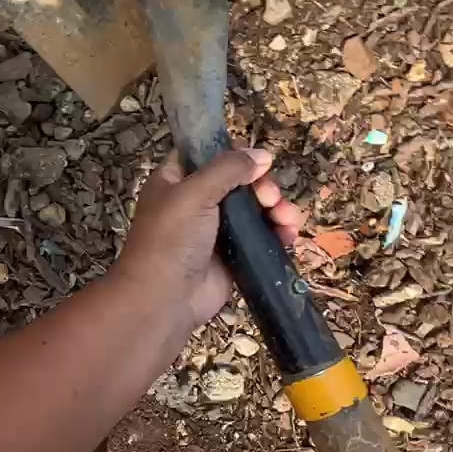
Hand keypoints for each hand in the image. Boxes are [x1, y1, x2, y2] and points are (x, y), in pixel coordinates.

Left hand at [113, 147, 303, 334]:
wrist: (164, 299)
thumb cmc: (170, 240)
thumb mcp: (193, 194)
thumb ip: (227, 169)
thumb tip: (262, 155)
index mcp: (175, 180)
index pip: (206, 153)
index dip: (232, 152)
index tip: (256, 159)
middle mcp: (195, 201)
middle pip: (238, 180)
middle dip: (261, 185)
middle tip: (270, 197)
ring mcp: (215, 229)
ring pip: (254, 208)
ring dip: (276, 208)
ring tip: (286, 218)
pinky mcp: (232, 255)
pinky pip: (261, 236)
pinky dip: (277, 232)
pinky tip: (288, 234)